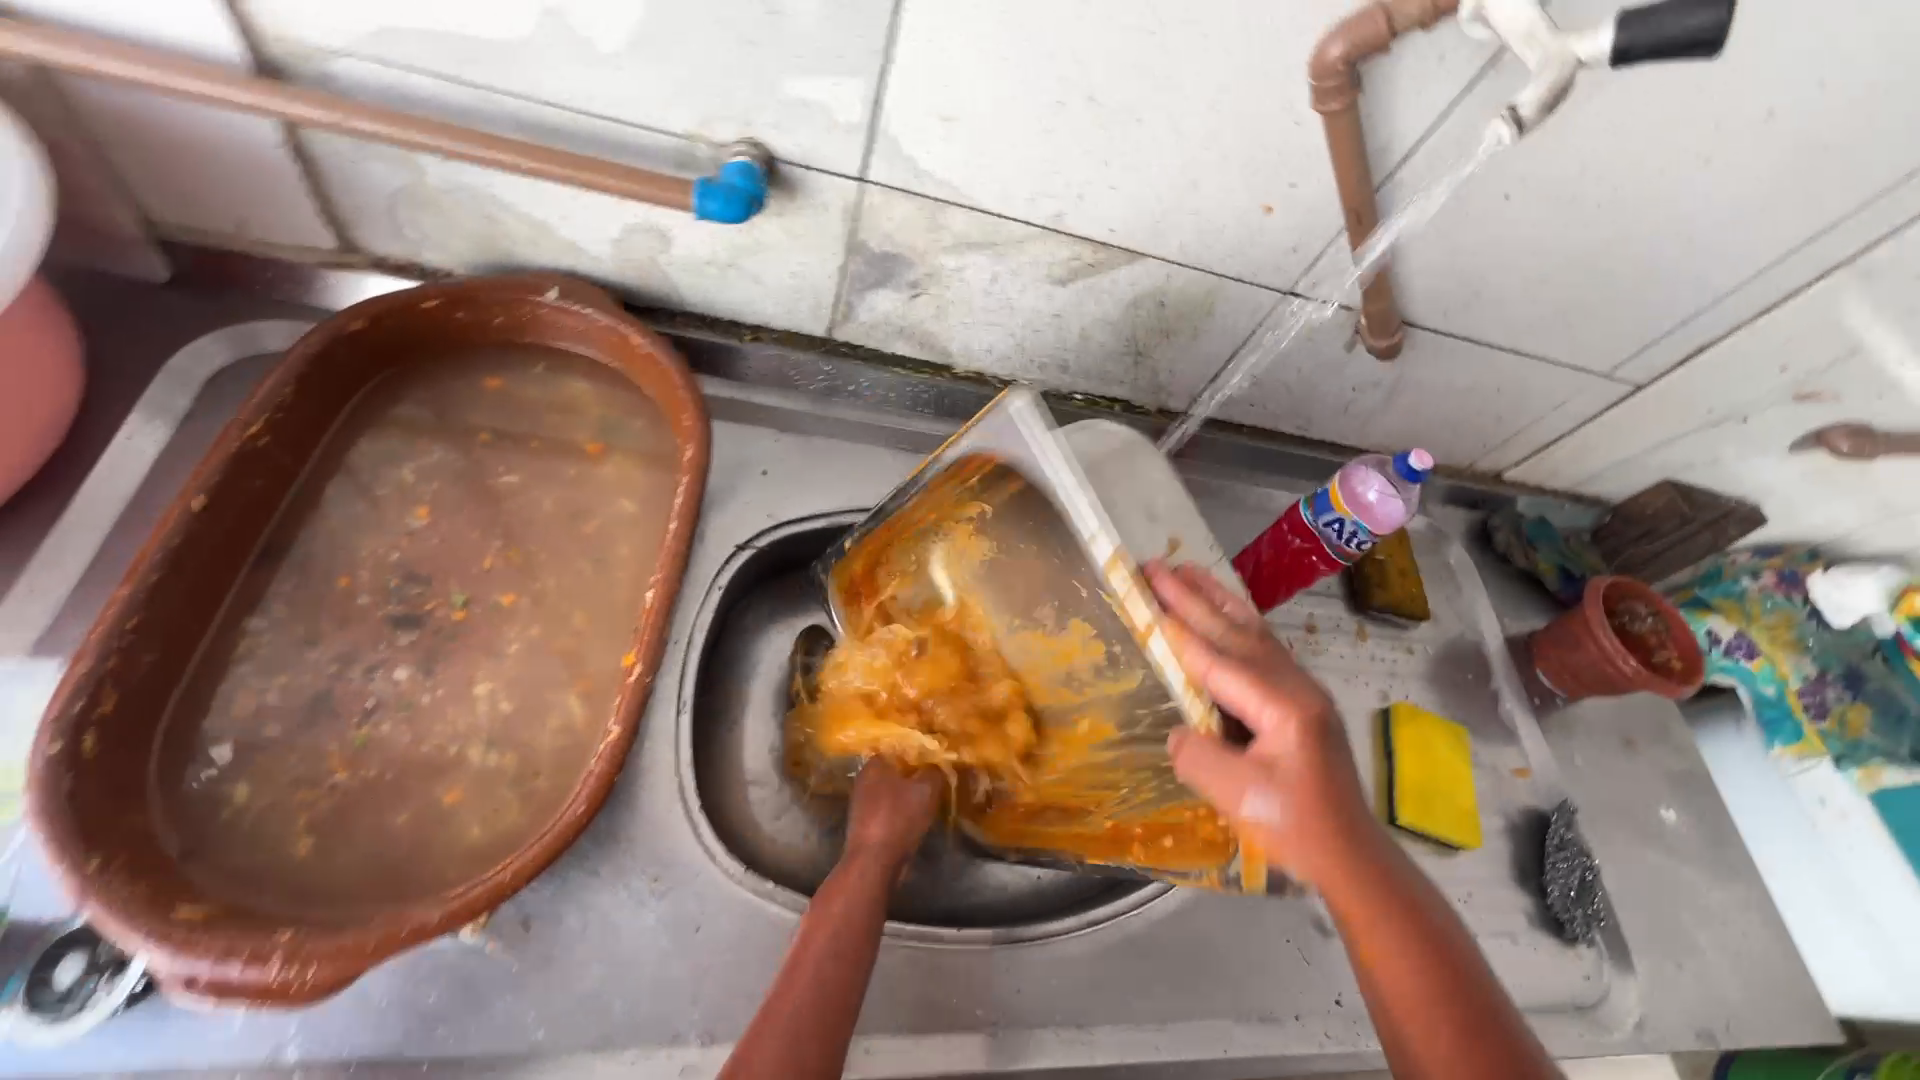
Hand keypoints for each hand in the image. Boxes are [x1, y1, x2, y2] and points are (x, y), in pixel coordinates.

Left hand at [844, 758, 942, 874]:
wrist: (874, 861)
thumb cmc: (898, 817)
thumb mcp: (926, 789)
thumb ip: (933, 772)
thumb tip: (936, 765)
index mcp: (874, 764)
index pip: (898, 749)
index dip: (918, 753)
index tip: (935, 760)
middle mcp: (864, 780)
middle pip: (894, 772)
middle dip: (914, 776)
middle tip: (936, 780)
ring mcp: (862, 804)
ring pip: (891, 792)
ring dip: (908, 796)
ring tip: (930, 801)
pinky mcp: (865, 825)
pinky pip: (888, 811)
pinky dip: (901, 813)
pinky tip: (916, 820)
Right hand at [1146, 560, 1377, 887]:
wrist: (1353, 858)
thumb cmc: (1297, 828)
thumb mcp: (1238, 797)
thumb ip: (1198, 755)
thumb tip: (1179, 729)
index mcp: (1282, 705)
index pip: (1217, 657)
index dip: (1178, 625)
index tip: (1147, 590)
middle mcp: (1295, 686)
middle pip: (1235, 632)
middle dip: (1192, 596)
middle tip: (1156, 565)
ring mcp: (1302, 692)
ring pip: (1254, 633)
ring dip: (1216, 600)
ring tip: (1188, 570)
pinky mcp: (1301, 704)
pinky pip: (1263, 648)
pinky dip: (1237, 622)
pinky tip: (1226, 614)